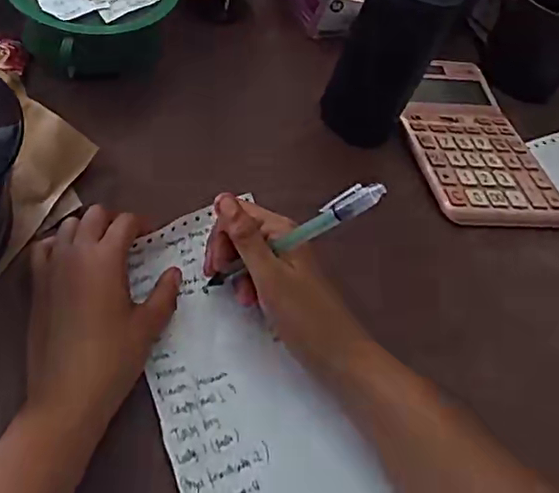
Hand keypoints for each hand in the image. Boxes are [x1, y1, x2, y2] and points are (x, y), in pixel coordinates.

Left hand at [26, 205, 179, 431]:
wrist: (66, 395)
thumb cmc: (111, 361)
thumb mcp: (146, 328)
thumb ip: (164, 295)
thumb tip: (174, 272)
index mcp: (105, 257)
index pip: (124, 222)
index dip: (141, 223)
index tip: (151, 234)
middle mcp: (76, 251)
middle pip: (95, 214)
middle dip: (113, 220)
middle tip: (128, 239)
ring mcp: (52, 264)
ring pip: (68, 225)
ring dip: (86, 227)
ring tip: (100, 246)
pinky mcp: (36, 281)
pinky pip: (44, 246)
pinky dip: (58, 243)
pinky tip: (68, 258)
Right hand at [201, 193, 373, 377]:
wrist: (343, 361)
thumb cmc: (305, 317)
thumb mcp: (268, 275)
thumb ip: (244, 237)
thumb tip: (223, 197)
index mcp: (281, 230)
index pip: (237, 212)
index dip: (221, 234)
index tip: (215, 264)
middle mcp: (284, 238)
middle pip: (241, 231)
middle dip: (225, 252)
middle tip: (218, 277)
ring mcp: (286, 260)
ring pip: (246, 252)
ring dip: (236, 271)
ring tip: (242, 298)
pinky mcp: (287, 281)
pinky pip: (258, 271)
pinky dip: (248, 284)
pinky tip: (251, 302)